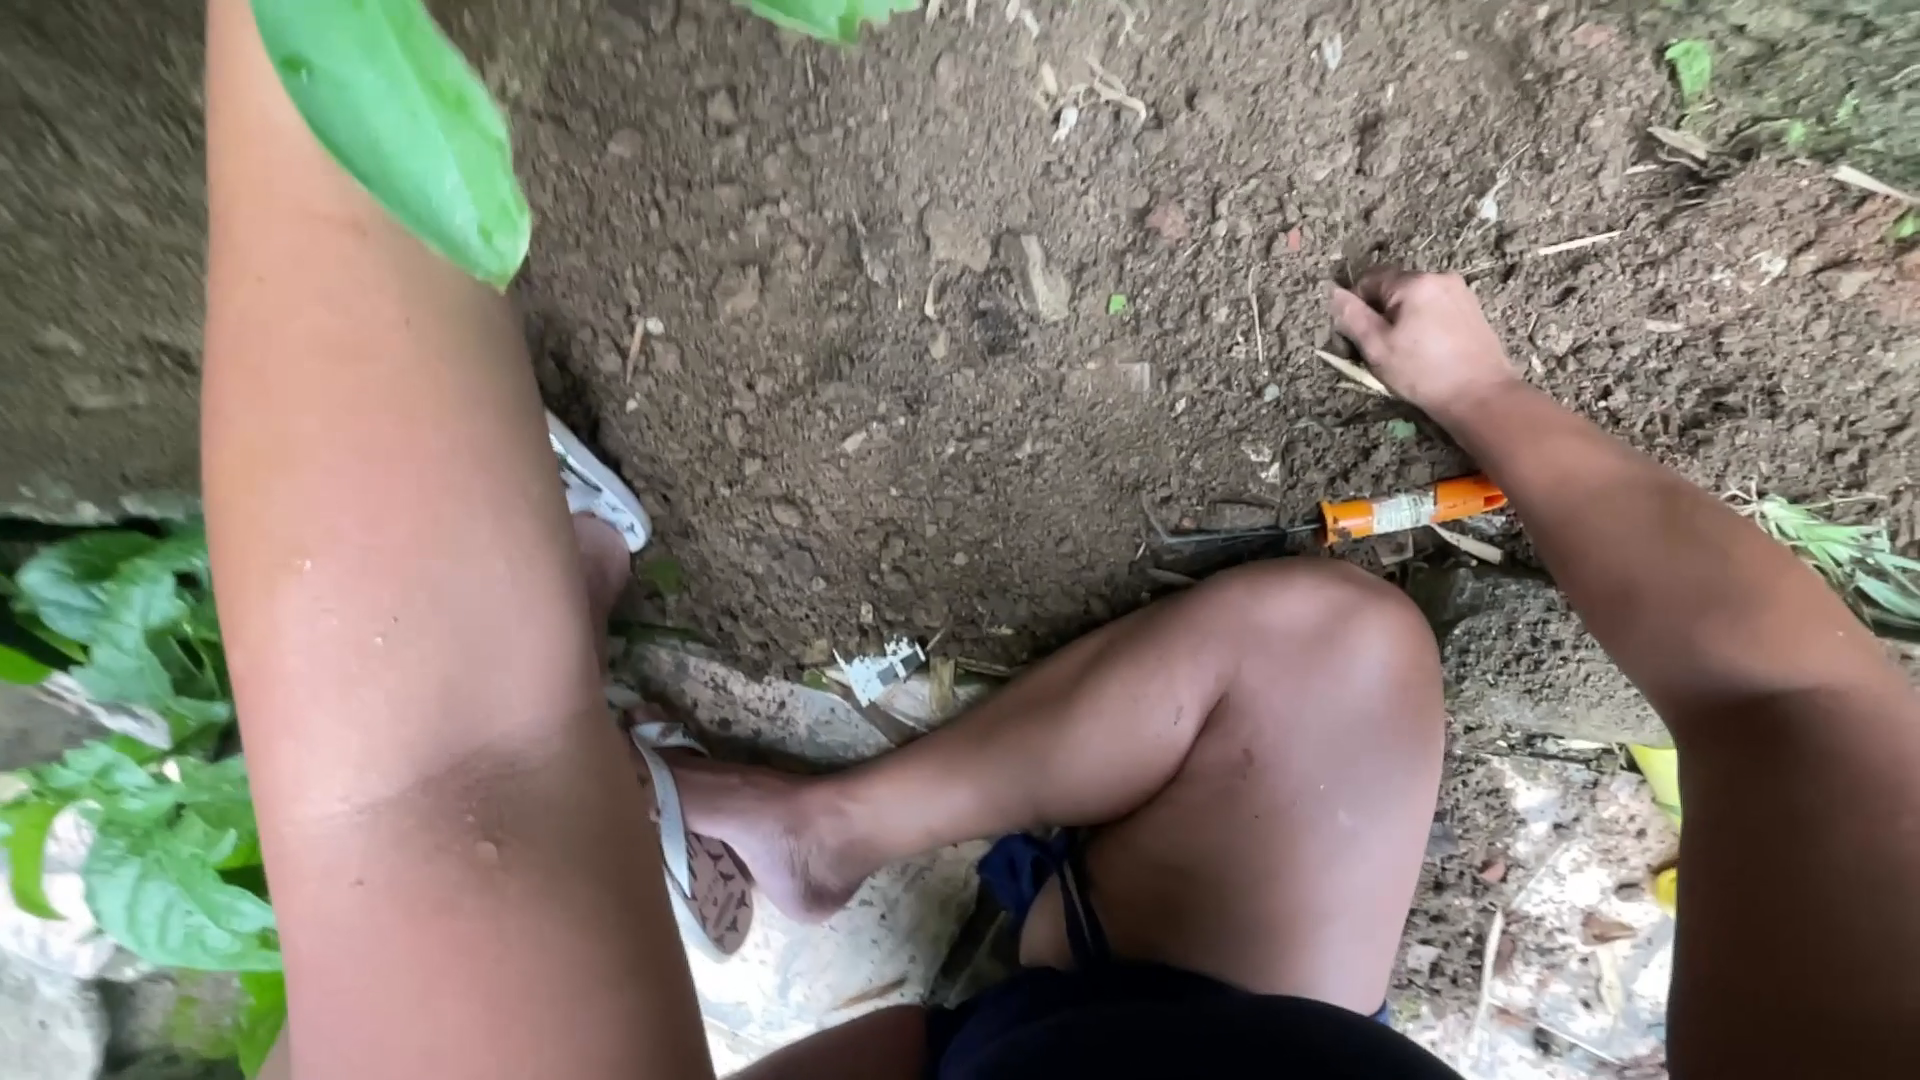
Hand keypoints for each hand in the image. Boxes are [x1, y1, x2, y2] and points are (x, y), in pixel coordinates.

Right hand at [1329, 268, 1520, 414]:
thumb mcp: (1376, 346)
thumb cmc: (1421, 371)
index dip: (1356, 307)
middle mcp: (1440, 277)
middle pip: (1393, 288)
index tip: (1358, 336)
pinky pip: (1433, 307)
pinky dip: (1421, 323)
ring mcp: (1459, 291)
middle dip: (1379, 314)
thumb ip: (1352, 316)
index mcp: (1414, 283)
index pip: (1369, 280)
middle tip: (1379, 348)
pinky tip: (1425, 349)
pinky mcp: (1471, 308)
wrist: (1478, 393)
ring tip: (1403, 351)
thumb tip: (1331, 292)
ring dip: (1400, 319)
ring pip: (1413, 299)